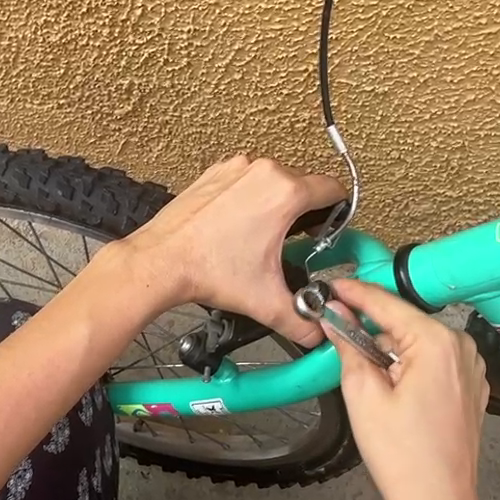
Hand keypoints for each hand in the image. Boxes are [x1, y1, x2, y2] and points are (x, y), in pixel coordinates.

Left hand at [109, 155, 344, 345]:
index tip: (331, 227)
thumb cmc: (207, 270)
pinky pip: (247, 180)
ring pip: (274, 181)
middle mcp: (263, 172)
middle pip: (303, 185)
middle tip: (294, 241)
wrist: (162, 259)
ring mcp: (237, 168)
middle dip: (305, 212)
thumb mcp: (266, 302)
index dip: (338, 210)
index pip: (333, 188)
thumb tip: (317, 332)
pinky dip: (249, 197)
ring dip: (276, 204)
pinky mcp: (217, 172)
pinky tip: (239, 225)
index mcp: (285, 193)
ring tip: (263, 236)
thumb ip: (303, 321)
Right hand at [329, 281, 492, 499]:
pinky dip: (408, 360)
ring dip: (388, 344)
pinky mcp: (470, 386)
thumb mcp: (362, 392)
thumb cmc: (403, 456)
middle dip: (369, 323)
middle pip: (403, 320)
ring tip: (362, 364)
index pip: (386, 302)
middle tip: (336, 325)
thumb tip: (335, 313)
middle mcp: (461, 347)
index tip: (329, 286)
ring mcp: (471, 367)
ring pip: (417, 339)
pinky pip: (432, 358)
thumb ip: (348, 343)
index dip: (353, 292)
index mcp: (437, 342)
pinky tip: (389, 380)